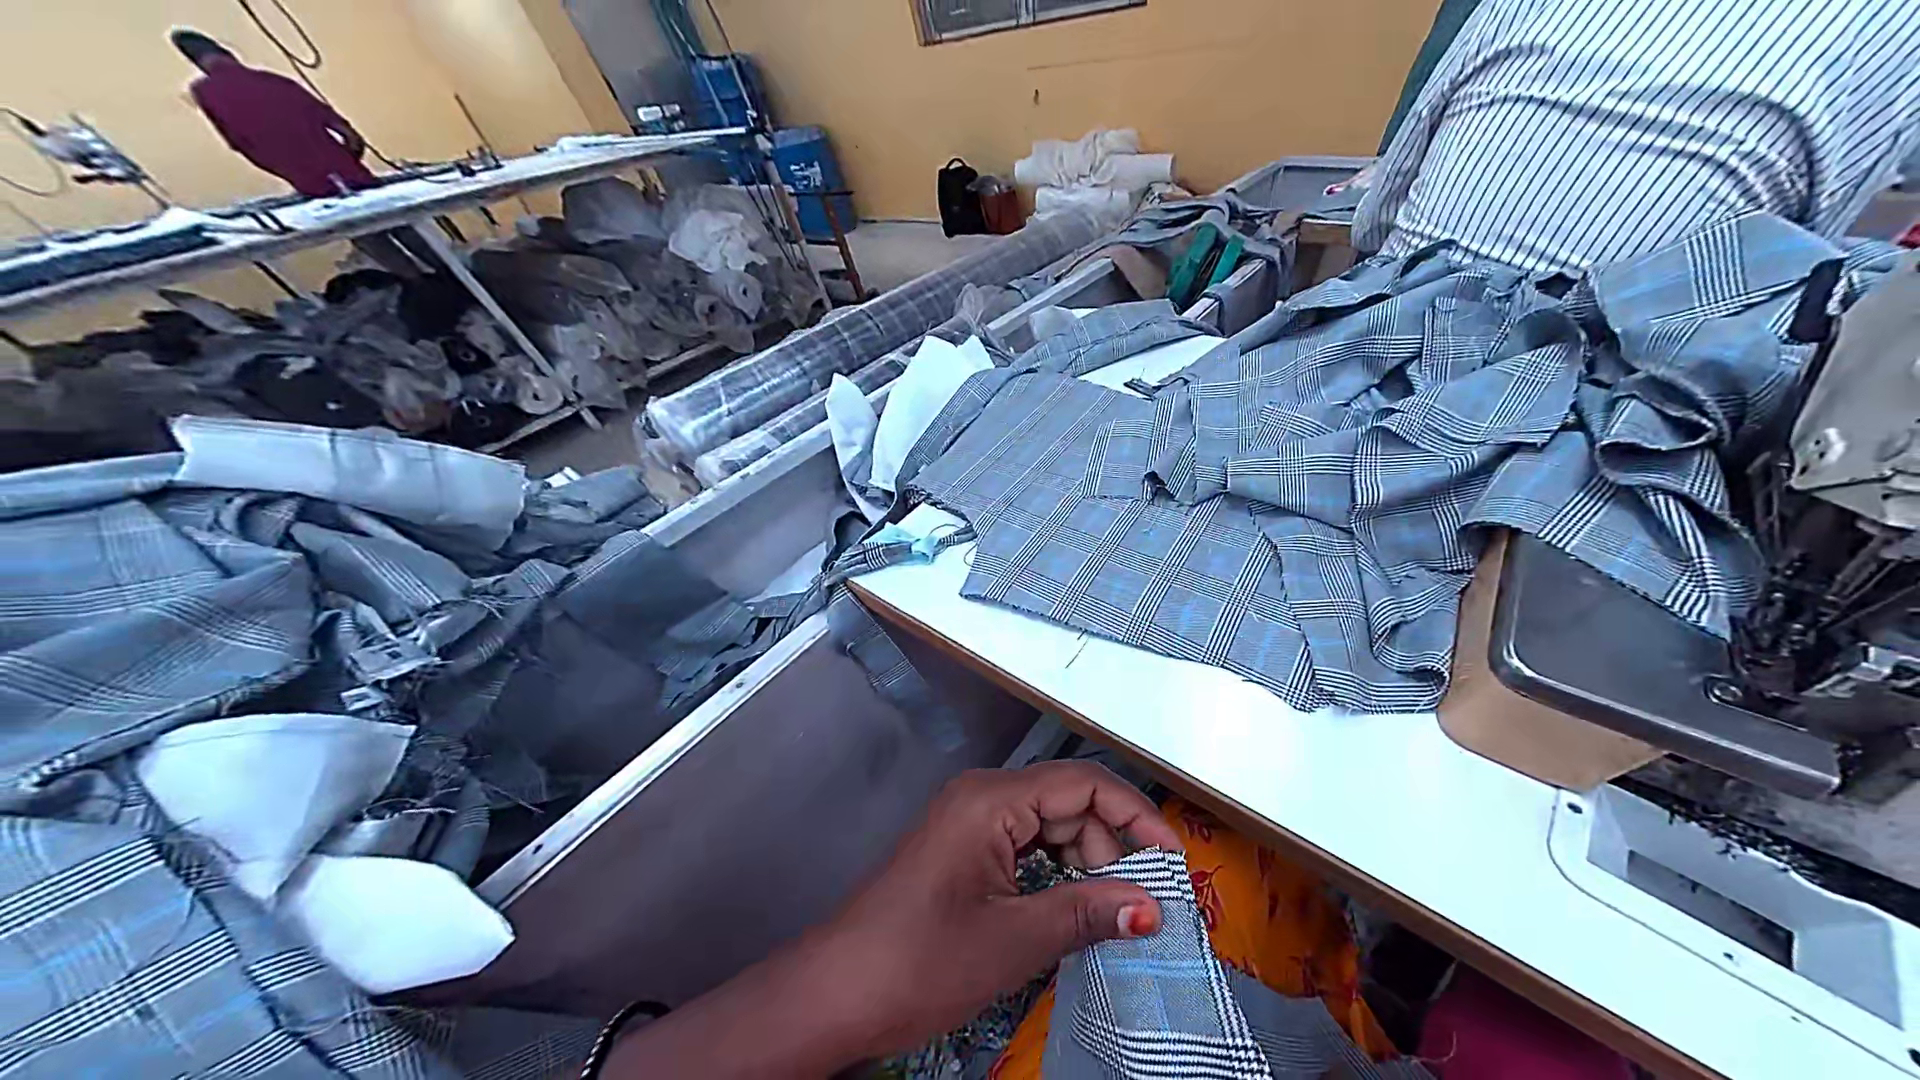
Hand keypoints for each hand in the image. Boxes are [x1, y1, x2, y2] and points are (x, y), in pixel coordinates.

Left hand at [605, 761, 1182, 1077]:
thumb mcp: (1014, 940)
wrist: (838, 990)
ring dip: (1086, 859)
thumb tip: (1152, 906)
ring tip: (1109, 911)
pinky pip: (1025, 841)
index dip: (1136, 814)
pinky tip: (1072, 904)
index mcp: (992, 799)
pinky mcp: (963, 843)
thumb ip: (1087, 912)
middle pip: (1068, 799)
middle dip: (1112, 844)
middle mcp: (981, 794)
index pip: (1083, 782)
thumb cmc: (923, 960)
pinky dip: (1056, 868)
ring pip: (1049, 821)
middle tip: (1141, 901)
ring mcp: (969, 817)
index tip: (1173, 861)